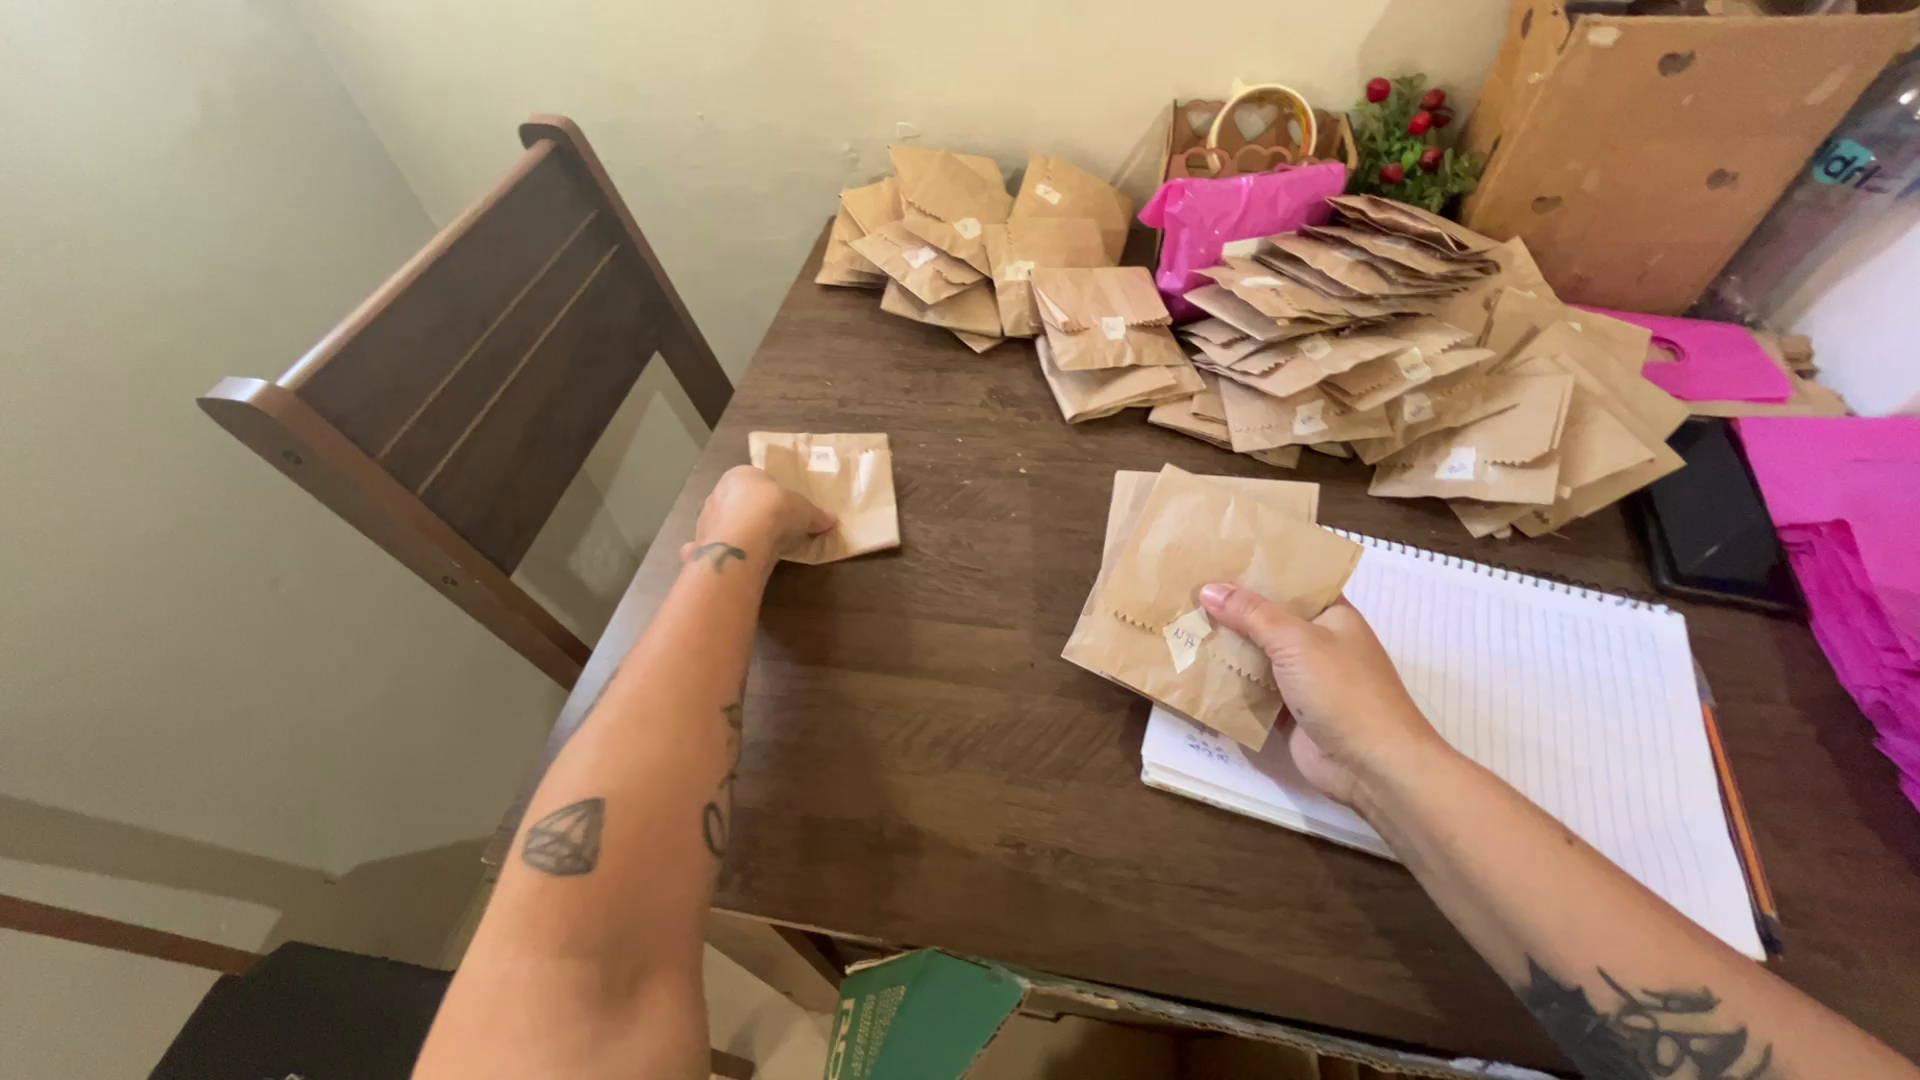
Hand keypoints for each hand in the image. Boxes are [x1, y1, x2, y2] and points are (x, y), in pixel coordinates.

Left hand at [682, 466, 835, 569]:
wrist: (745, 538)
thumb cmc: (775, 509)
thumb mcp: (804, 510)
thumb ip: (815, 515)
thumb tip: (831, 519)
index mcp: (741, 475)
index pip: (754, 481)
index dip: (768, 495)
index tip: (782, 510)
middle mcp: (718, 493)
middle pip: (736, 502)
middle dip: (750, 514)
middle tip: (770, 530)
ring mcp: (706, 519)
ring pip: (724, 524)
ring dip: (735, 533)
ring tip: (755, 549)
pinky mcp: (701, 544)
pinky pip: (713, 547)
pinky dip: (722, 553)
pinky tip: (735, 561)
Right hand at [1199, 583, 1446, 804]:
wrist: (1372, 767)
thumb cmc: (1344, 691)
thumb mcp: (1297, 641)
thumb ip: (1251, 614)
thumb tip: (1208, 589)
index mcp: (1331, 615)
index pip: (1291, 582)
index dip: (1255, 571)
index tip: (1214, 560)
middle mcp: (1317, 642)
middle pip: (1266, 618)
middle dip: (1230, 610)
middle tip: (1184, 592)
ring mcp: (1302, 678)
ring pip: (1255, 654)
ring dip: (1224, 647)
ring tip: (1180, 625)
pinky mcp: (1287, 710)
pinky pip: (1250, 689)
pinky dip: (1227, 682)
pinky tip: (1192, 669)